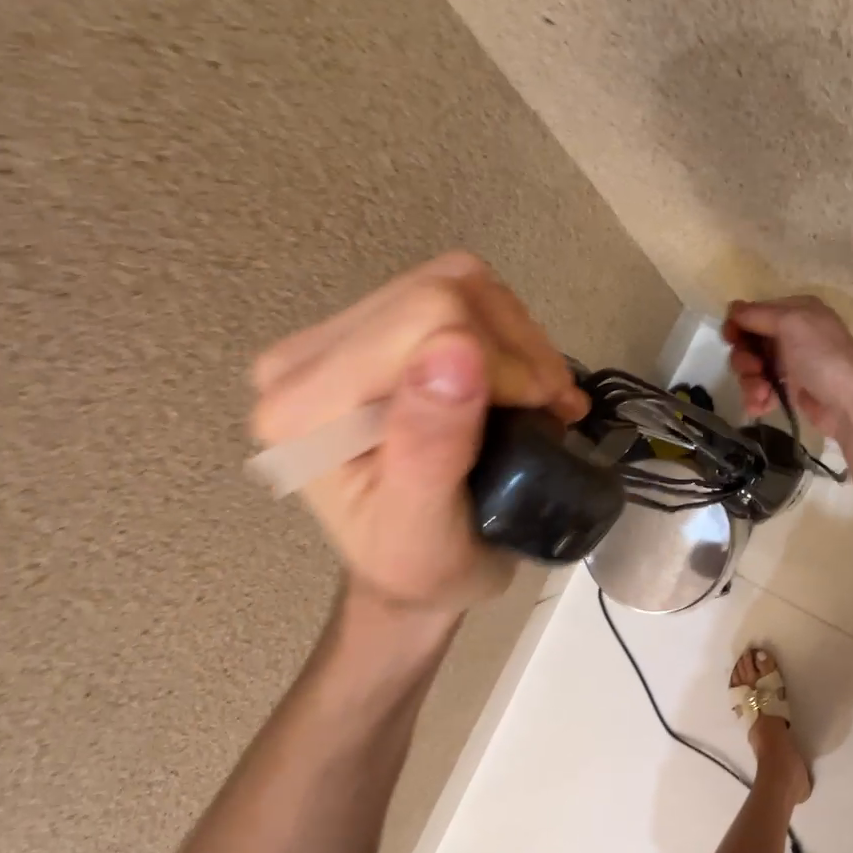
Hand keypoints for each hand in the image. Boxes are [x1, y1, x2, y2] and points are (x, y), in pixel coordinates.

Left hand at [249, 252, 587, 616]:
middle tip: (549, 411)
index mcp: (303, 407)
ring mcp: (339, 336)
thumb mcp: (427, 533)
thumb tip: (455, 350)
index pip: (423, 318)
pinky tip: (524, 381)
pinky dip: (509, 332)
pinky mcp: (378, 328)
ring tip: (542, 401)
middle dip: (514, 350)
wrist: (418, 572)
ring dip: (519, 340)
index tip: (537, 417)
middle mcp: (305, 359)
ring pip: (456, 280)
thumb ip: (431, 449)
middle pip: (440, 290)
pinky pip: (461, 290)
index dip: (500, 362)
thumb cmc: (424, 567)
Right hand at [723, 296, 852, 437]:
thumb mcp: (791, 323)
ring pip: (753, 369)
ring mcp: (792, 363)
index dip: (739, 326)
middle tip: (753, 370)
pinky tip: (762, 407)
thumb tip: (732, 308)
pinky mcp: (791, 390)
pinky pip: (762, 390)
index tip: (730, 339)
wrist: (850, 403)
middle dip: (745, 359)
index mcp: (796, 311)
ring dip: (750, 382)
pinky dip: (758, 398)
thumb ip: (757, 314)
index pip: (755, 313)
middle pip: (750, 343)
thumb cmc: (822, 356)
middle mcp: (793, 334)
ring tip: (762, 395)